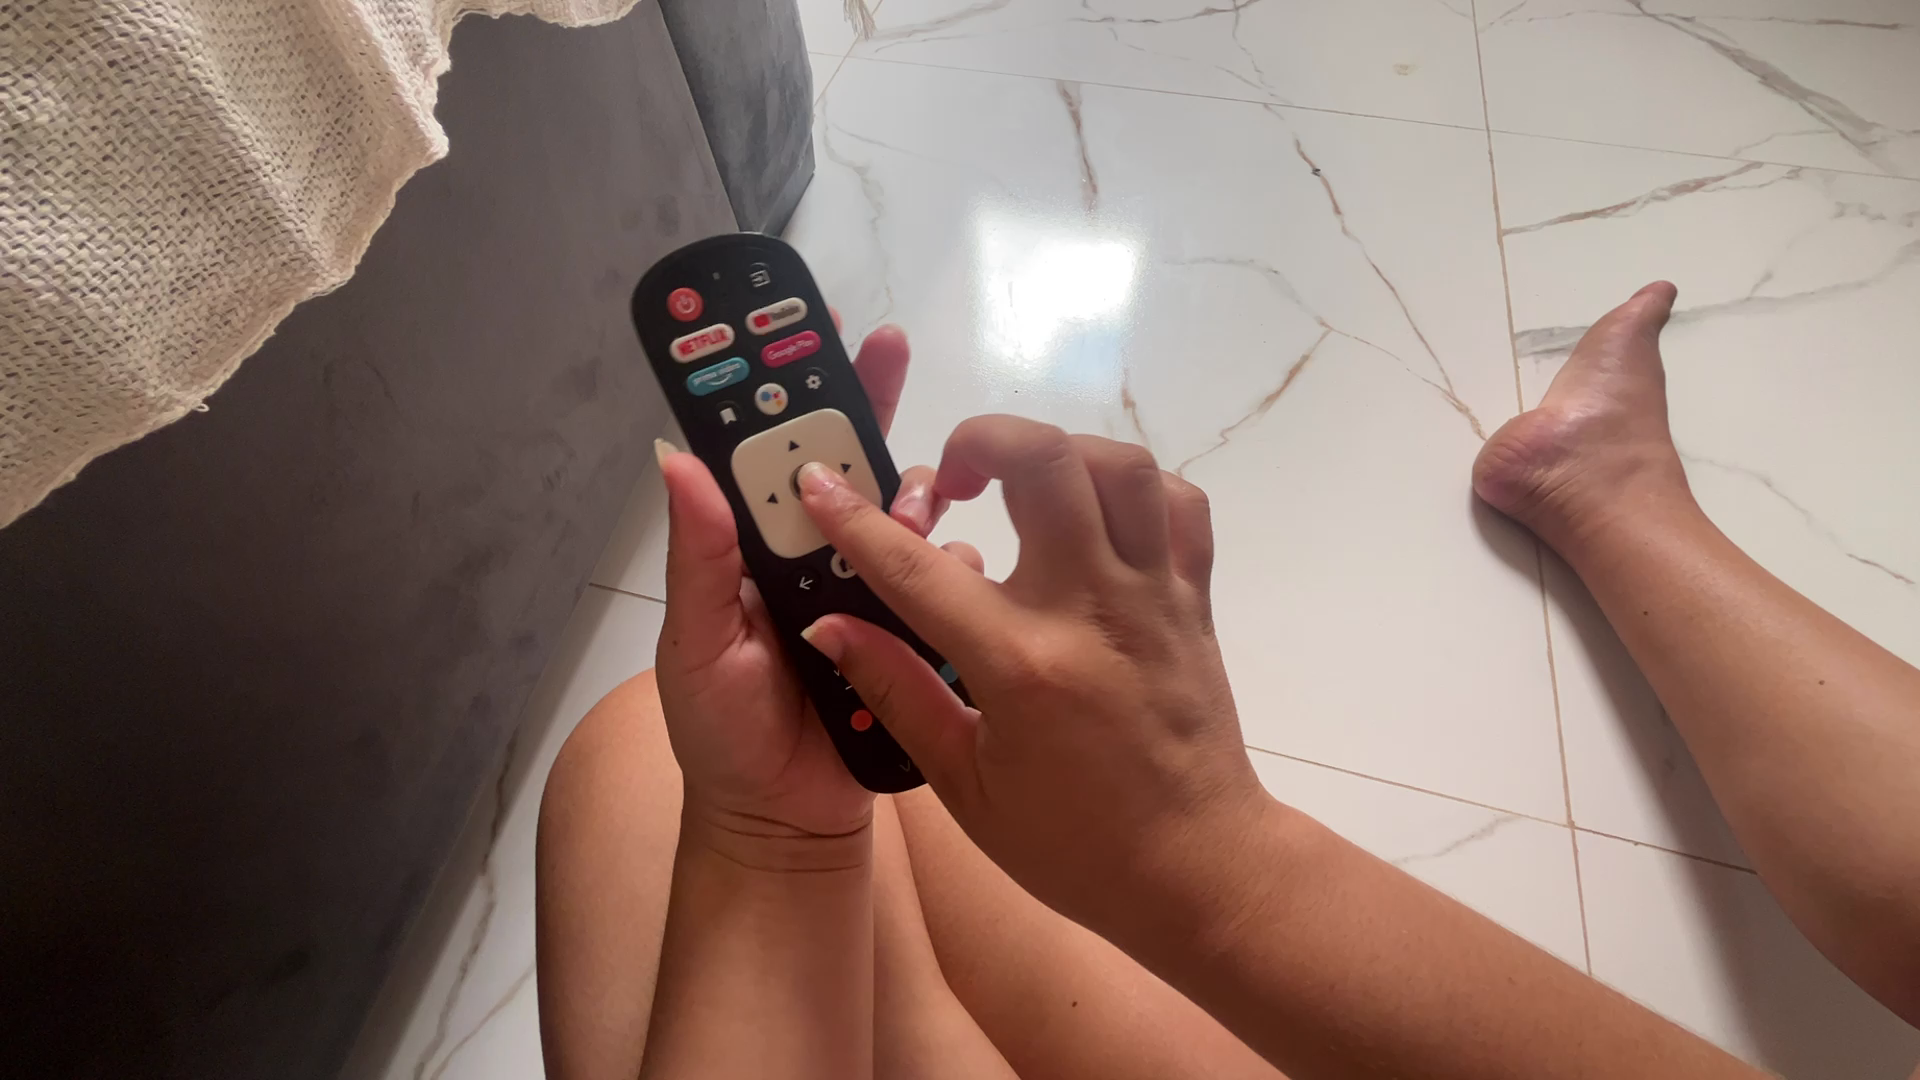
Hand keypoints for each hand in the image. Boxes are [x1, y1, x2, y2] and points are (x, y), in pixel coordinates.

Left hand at [653, 324, 980, 841]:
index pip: (779, 458)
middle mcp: (820, 558)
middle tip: (889, 352)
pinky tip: (947, 572)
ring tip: (915, 511)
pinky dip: (950, 561)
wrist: (787, 815)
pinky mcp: (913, 629)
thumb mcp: (697, 643)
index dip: (795, 393)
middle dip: (869, 404)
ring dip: (914, 495)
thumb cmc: (726, 732)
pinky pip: (945, 577)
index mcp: (761, 550)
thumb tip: (677, 457)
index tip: (814, 330)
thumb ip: (699, 557)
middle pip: (853, 467)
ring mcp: (872, 592)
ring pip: (908, 515)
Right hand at [791, 416, 1269, 938]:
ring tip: (1022, 486)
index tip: (819, 483)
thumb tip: (829, 625)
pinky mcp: (1194, 598)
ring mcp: (1154, 595)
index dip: (856, 519)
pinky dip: (1130, 488)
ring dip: (1058, 453)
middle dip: (981, 440)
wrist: (1198, 866)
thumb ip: (895, 689)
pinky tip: (1095, 516)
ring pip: (1120, 466)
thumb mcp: (963, 782)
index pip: (918, 569)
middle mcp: (1092, 607)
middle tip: (953, 479)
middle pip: (1045, 464)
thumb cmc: (1073, 842)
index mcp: (1022, 663)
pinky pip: (1178, 506)